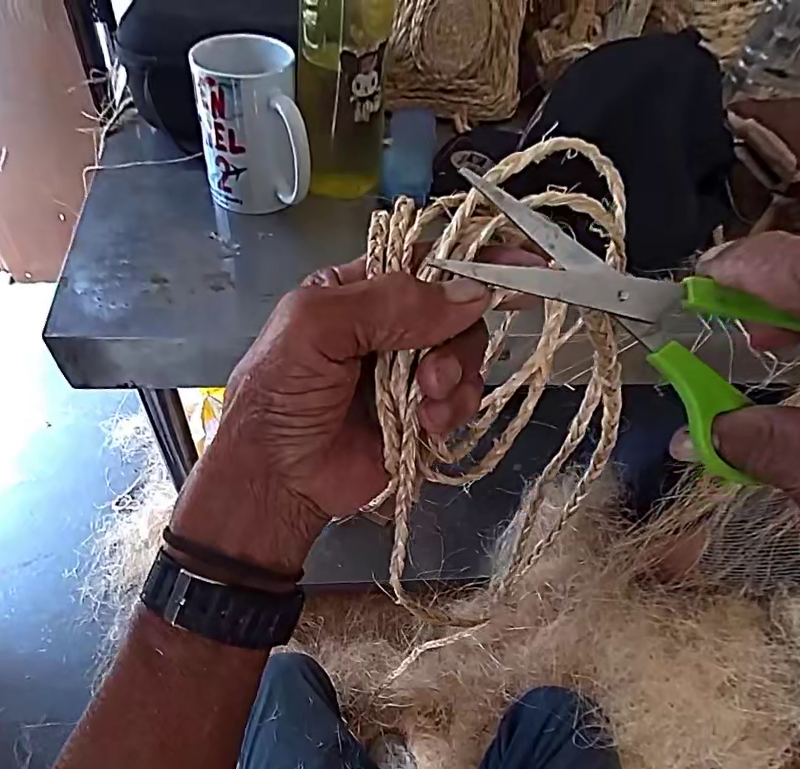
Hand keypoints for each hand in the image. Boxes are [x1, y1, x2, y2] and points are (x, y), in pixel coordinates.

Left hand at [168, 260, 495, 580]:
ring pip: (465, 358)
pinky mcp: (419, 419)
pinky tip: (428, 427)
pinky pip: (461, 403)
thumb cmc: (281, 394)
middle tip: (432, 374)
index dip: (472, 260)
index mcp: (357, 294)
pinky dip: (454, 411)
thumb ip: (389, 302)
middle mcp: (387, 330)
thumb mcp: (317, 327)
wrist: (275, 476)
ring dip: (456, 378)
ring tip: (426, 404)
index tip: (524, 264)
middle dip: (457, 339)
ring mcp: (405, 377)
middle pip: (456, 311)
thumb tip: (471, 295)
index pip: (425, 262)